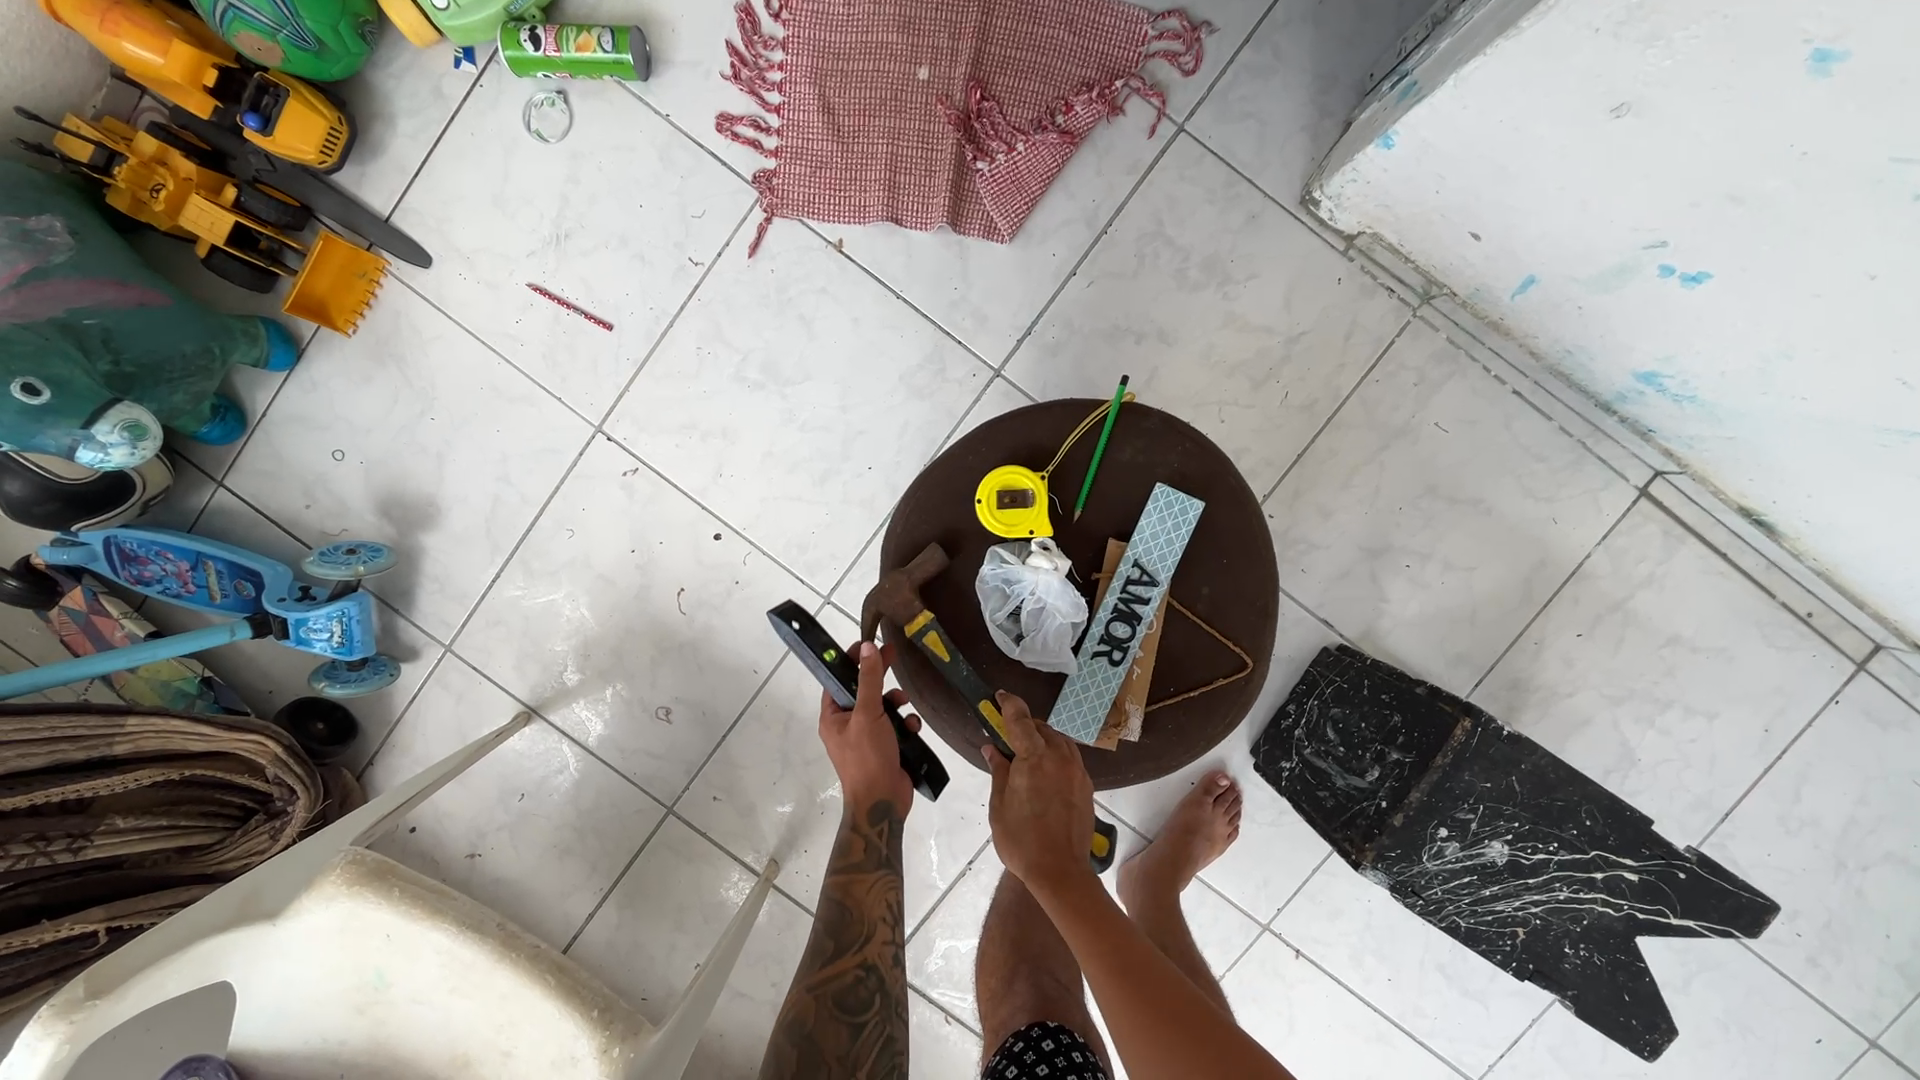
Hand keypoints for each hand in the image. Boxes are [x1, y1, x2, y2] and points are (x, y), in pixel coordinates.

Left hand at [819, 641, 921, 814]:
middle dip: (880, 679)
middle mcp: (847, 725)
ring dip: (896, 703)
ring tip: (905, 704)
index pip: (838, 681)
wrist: (882, 802)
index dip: (851, 662)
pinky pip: (896, 725)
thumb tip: (867, 647)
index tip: (867, 645)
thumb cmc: (867, 757)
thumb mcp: (868, 714)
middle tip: (894, 656)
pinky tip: (912, 729)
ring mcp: (867, 738)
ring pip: (883, 707)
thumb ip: (869, 680)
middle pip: (863, 691)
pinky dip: (906, 724)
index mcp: (833, 717)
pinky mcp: (887, 748)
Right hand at [981, 690, 1097, 896]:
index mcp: (1034, 758)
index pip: (1020, 719)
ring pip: (1060, 741)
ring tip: (1028, 752)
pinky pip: (1070, 758)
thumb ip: (999, 771)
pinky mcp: (1086, 786)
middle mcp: (1058, 757)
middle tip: (1009, 735)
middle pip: (1042, 728)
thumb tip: (992, 749)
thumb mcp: (999, 805)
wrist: (1059, 870)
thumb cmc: (1021, 840)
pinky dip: (1057, 755)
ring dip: (1043, 739)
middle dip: (1026, 725)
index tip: (1000, 696)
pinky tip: (1046, 772)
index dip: (1009, 704)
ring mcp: (1076, 771)